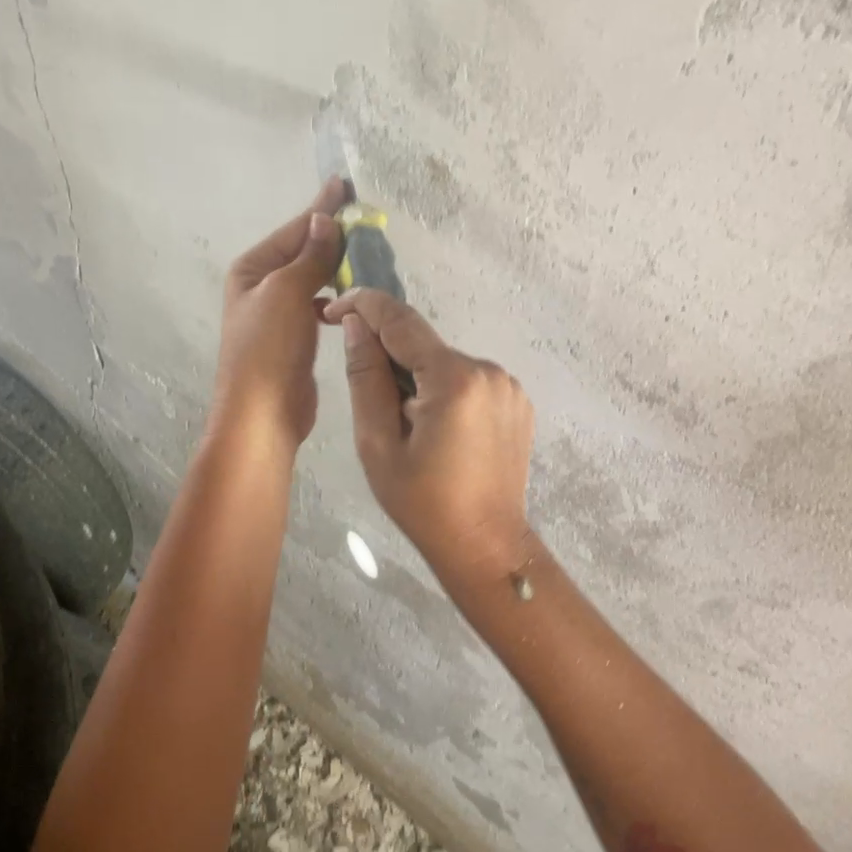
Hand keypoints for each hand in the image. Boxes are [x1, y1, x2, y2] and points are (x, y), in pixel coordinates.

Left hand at [212, 177, 346, 444]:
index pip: (295, 230)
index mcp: (253, 269)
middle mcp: (262, 286)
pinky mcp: (296, 338)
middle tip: (368, 219)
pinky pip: (320, 304)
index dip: (322, 208)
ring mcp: (278, 314)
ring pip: (314, 279)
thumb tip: (324, 219)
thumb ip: (309, 256)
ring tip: (369, 253)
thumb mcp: (288, 293)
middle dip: (333, 236)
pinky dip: (338, 297)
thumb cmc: (269, 348)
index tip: (344, 184)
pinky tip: (355, 296)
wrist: (263, 414)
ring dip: (338, 267)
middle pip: (304, 251)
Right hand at [322, 289, 534, 579]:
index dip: (364, 306)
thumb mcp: (377, 443)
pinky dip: (447, 393)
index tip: (334, 307)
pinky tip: (441, 434)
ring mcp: (508, 386)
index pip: (401, 321)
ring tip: (410, 430)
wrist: (485, 545)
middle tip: (372, 403)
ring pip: (447, 364)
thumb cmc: (423, 503)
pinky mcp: (517, 402)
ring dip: (421, 380)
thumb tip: (356, 324)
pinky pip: (470, 382)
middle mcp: (488, 371)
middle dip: (392, 360)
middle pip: (425, 346)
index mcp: (453, 379)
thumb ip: (365, 377)